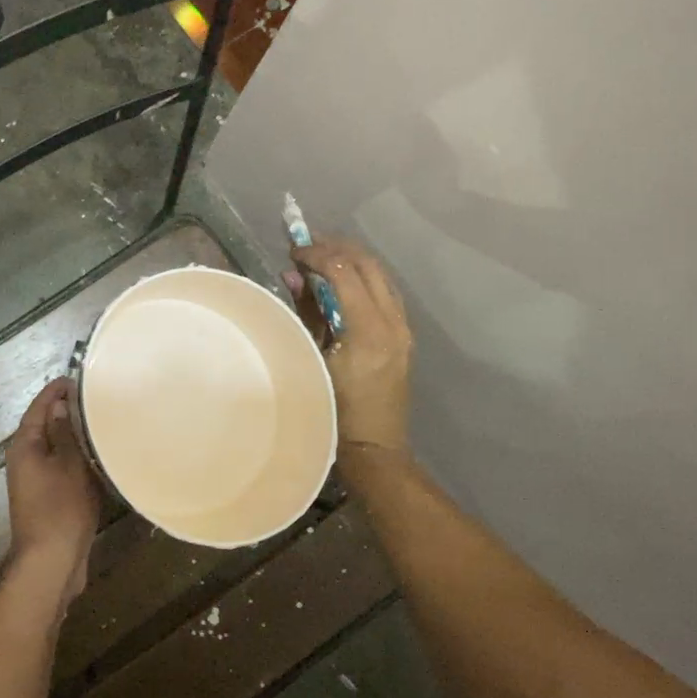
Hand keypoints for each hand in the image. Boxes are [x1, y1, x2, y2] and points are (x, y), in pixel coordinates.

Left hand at [4, 378, 100, 603]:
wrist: (51, 564)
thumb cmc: (61, 508)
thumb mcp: (69, 464)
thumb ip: (64, 431)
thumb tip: (59, 403)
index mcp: (24, 445)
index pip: (39, 407)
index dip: (56, 390)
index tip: (78, 378)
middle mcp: (24, 459)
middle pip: (44, 425)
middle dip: (66, 411)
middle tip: (95, 399)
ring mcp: (33, 481)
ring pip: (54, 448)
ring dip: (73, 436)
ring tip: (100, 424)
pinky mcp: (46, 499)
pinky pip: (60, 468)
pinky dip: (76, 458)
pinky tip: (96, 459)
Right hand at [283, 238, 412, 453]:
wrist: (374, 449)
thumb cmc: (334, 410)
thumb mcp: (312, 358)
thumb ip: (306, 313)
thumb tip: (294, 276)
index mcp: (368, 330)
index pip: (344, 271)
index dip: (316, 254)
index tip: (293, 252)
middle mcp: (393, 323)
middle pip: (367, 264)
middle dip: (335, 249)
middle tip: (306, 248)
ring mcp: (403, 329)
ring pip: (380, 275)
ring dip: (351, 260)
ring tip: (320, 259)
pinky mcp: (403, 336)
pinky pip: (384, 292)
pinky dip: (362, 278)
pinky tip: (340, 283)